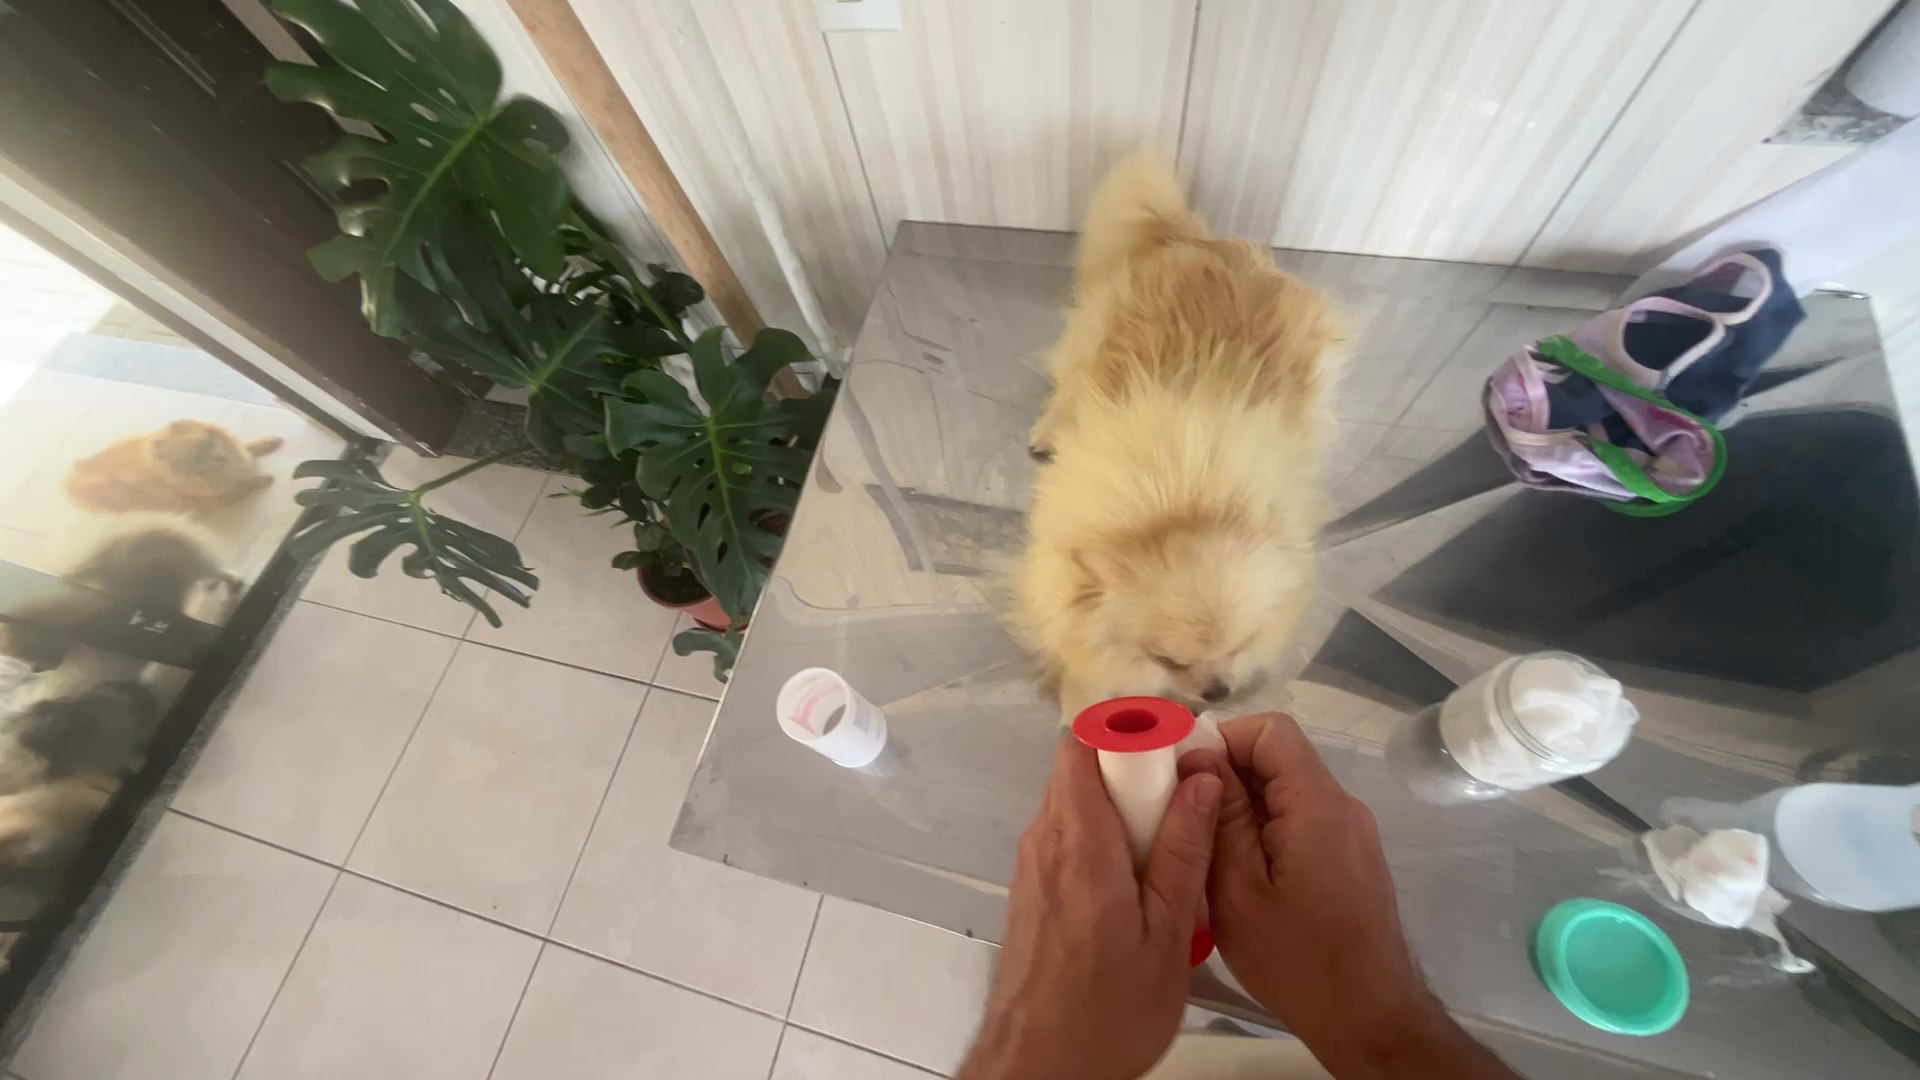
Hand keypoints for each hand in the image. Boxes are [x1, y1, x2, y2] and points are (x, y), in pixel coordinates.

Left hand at [958, 736, 1221, 1079]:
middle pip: (1078, 769)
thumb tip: (1202, 778)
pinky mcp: (1030, 882)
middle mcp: (1045, 837)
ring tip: (1160, 844)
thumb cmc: (1111, 1006)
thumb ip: (1182, 849)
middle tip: (1176, 801)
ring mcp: (1032, 860)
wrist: (1040, 1062)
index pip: (1080, 746)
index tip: (1163, 742)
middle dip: (1127, 770)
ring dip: (1114, 805)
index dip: (1119, 731)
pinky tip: (1130, 878)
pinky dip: (1097, 833)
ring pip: (1071, 800)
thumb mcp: (1166, 932)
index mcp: (1079, 840)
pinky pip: (1064, 833)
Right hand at [1182, 713, 1462, 1075]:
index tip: (1187, 773)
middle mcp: (1342, 806)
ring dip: (1242, 799)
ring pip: (1286, 785)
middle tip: (1184, 809)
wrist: (1371, 1025)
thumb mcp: (1237, 888)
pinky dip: (1263, 822)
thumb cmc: (1296, 961)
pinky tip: (1238, 863)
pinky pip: (1299, 813)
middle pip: (1278, 755)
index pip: (1271, 731)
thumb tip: (1198, 757)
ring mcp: (1350, 830)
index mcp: (1317, 806)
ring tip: (1206, 839)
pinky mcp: (1349, 854)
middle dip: (1226, 770)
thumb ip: (1221, 815)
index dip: (1224, 738)